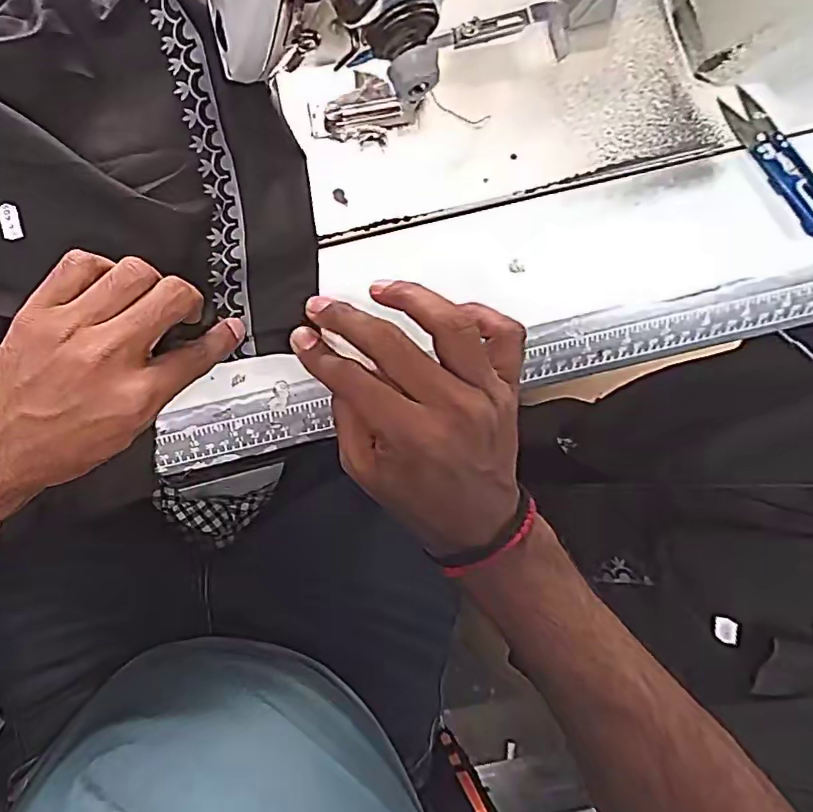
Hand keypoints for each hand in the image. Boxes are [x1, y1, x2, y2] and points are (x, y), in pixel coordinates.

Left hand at [0, 251, 243, 536]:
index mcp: (134, 396)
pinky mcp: (39, 312)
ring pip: (133, 271)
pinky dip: (101, 267)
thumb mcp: (126, 431)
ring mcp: (71, 328)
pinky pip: (80, 264)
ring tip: (142, 295)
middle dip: (189, 299)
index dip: (219, 337)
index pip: (195, 353)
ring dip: (149, 280)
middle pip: (171, 297)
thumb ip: (162, 389)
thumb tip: (187, 357)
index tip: (225, 327)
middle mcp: (106, 356)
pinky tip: (102, 284)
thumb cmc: (57, 447)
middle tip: (182, 308)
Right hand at [290, 282, 526, 556]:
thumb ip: (347, 416)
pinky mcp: (506, 387)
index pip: (353, 377)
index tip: (306, 339)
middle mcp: (450, 407)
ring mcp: (483, 393)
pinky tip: (451, 309)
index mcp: (410, 434)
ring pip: (450, 325)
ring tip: (382, 289)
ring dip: (411, 299)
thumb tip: (336, 372)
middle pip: (391, 343)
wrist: (479, 521)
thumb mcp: (364, 469)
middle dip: (346, 320)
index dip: (320, 353)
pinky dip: (480, 314)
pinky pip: (504, 335)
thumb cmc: (425, 500)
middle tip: (324, 310)